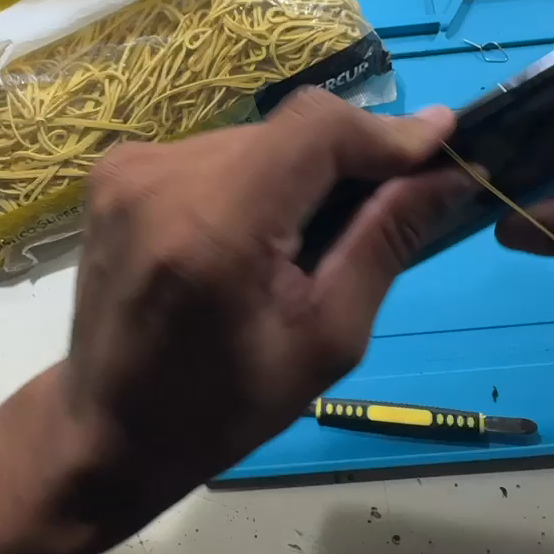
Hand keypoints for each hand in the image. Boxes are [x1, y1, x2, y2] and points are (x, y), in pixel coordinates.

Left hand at [59, 88, 467, 522]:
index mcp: (214, 226)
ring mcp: (129, 166)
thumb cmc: (222, 405)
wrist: (105, 426)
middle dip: (349, 160)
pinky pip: (215, 151)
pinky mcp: (116, 169)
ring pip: (255, 138)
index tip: (442, 146)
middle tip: (387, 204)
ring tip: (307, 237)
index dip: (385, 131)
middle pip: (288, 131)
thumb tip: (448, 173)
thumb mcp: (326, 339)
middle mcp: (163, 176)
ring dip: (299, 172)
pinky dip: (253, 178)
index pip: (315, 128)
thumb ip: (385, 241)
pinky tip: (253, 232)